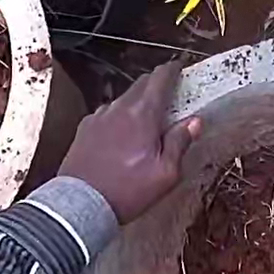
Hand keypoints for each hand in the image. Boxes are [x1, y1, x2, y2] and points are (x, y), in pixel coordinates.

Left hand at [58, 61, 201, 222]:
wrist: (79, 206)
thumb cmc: (127, 191)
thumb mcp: (165, 174)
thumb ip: (180, 143)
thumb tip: (195, 121)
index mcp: (143, 114)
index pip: (160, 79)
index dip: (172, 69)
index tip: (179, 68)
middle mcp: (119, 108)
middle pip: (141, 84)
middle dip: (157, 84)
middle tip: (170, 94)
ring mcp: (99, 116)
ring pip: (123, 99)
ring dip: (137, 102)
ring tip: (146, 119)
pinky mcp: (84, 128)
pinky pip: (107, 114)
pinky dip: (119, 116)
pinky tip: (121, 135)